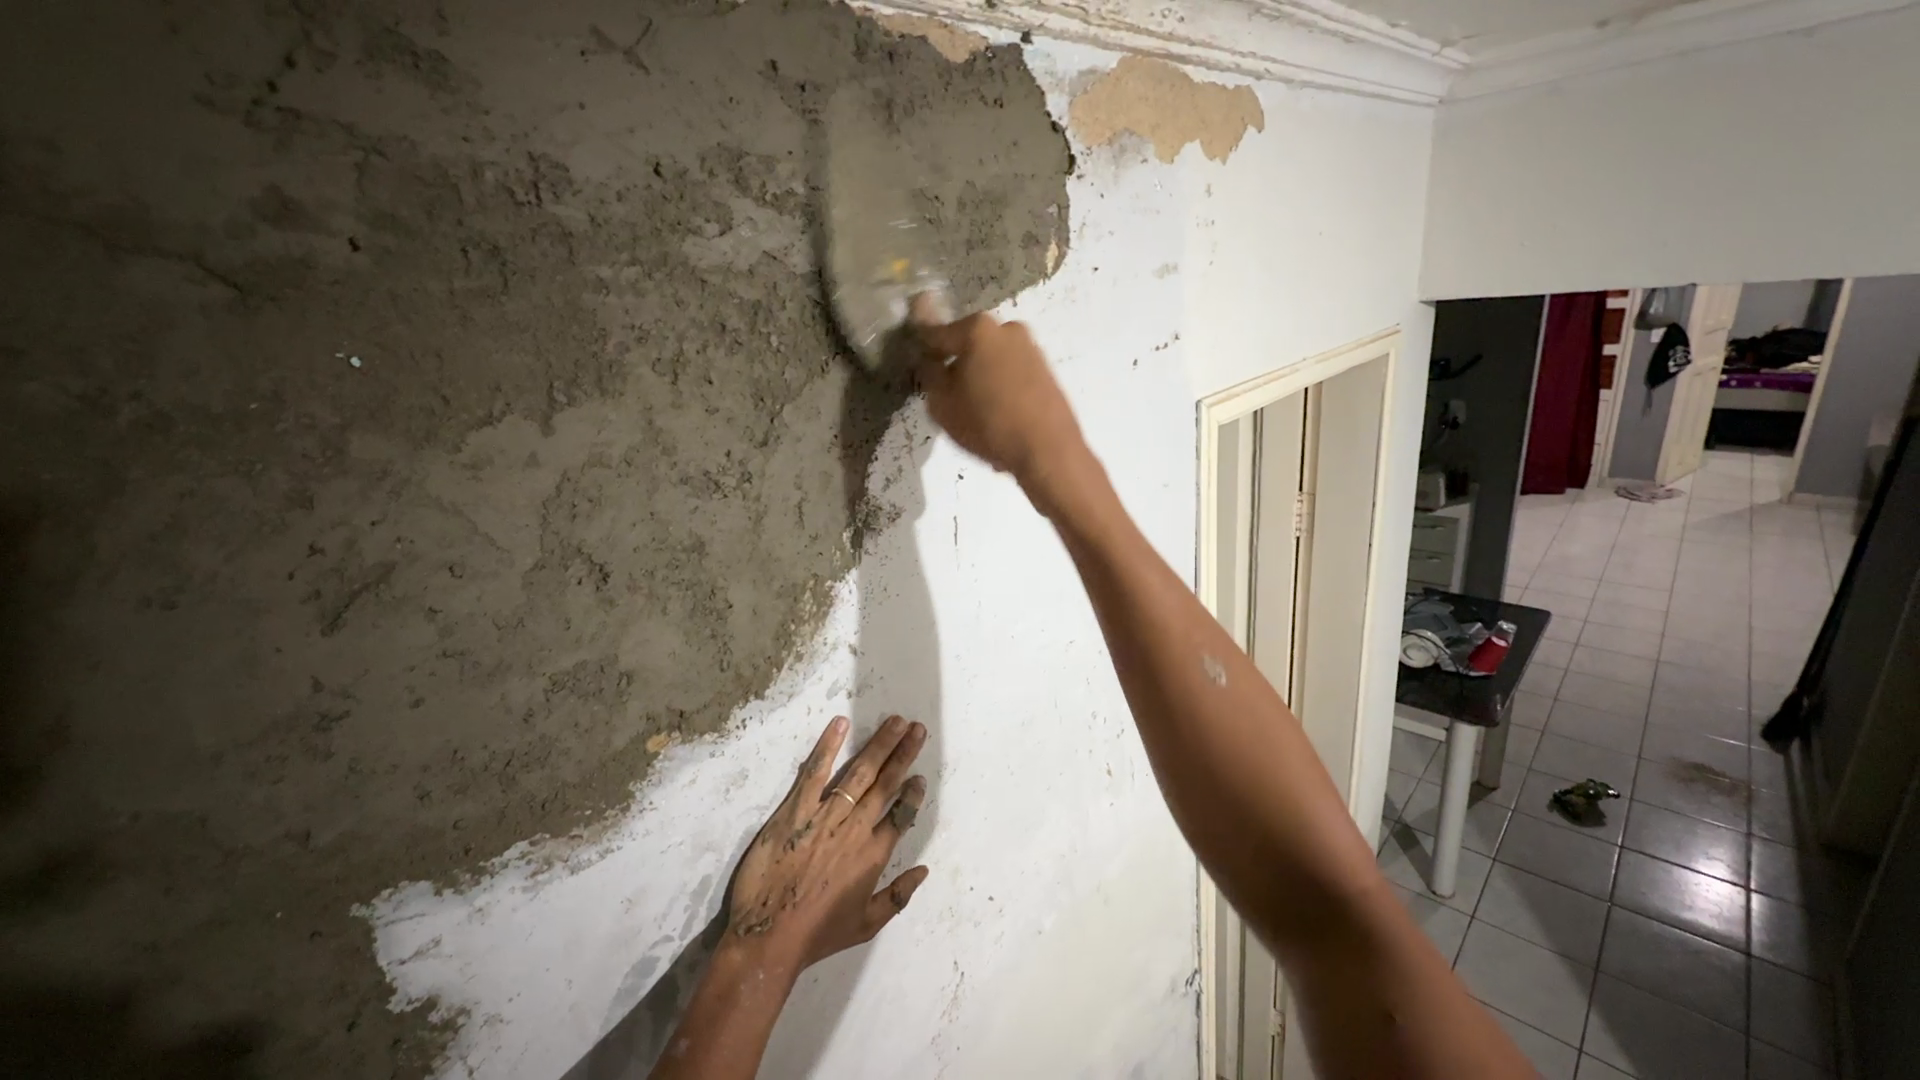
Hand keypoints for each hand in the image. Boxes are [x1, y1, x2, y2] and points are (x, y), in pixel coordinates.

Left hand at [726, 715, 929, 971]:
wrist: (769, 939)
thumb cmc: (817, 934)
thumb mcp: (866, 925)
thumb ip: (898, 897)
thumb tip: (924, 870)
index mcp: (874, 855)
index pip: (901, 814)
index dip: (912, 793)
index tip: (919, 776)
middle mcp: (855, 829)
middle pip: (885, 784)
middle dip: (904, 754)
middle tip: (917, 728)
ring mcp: (825, 816)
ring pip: (859, 773)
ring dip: (879, 745)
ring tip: (895, 722)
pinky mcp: (794, 811)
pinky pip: (815, 773)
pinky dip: (829, 747)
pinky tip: (841, 723)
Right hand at [914, 307, 1091, 510]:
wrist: (1049, 451)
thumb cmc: (988, 424)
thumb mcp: (942, 403)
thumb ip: (928, 373)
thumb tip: (929, 359)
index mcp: (977, 329)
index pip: (936, 333)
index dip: (921, 349)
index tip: (914, 362)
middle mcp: (1007, 329)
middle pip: (968, 346)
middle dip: (957, 367)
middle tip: (949, 399)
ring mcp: (1031, 348)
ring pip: (991, 363)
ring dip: (980, 381)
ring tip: (977, 416)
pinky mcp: (1047, 371)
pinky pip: (1011, 377)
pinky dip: (1001, 392)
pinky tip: (999, 421)